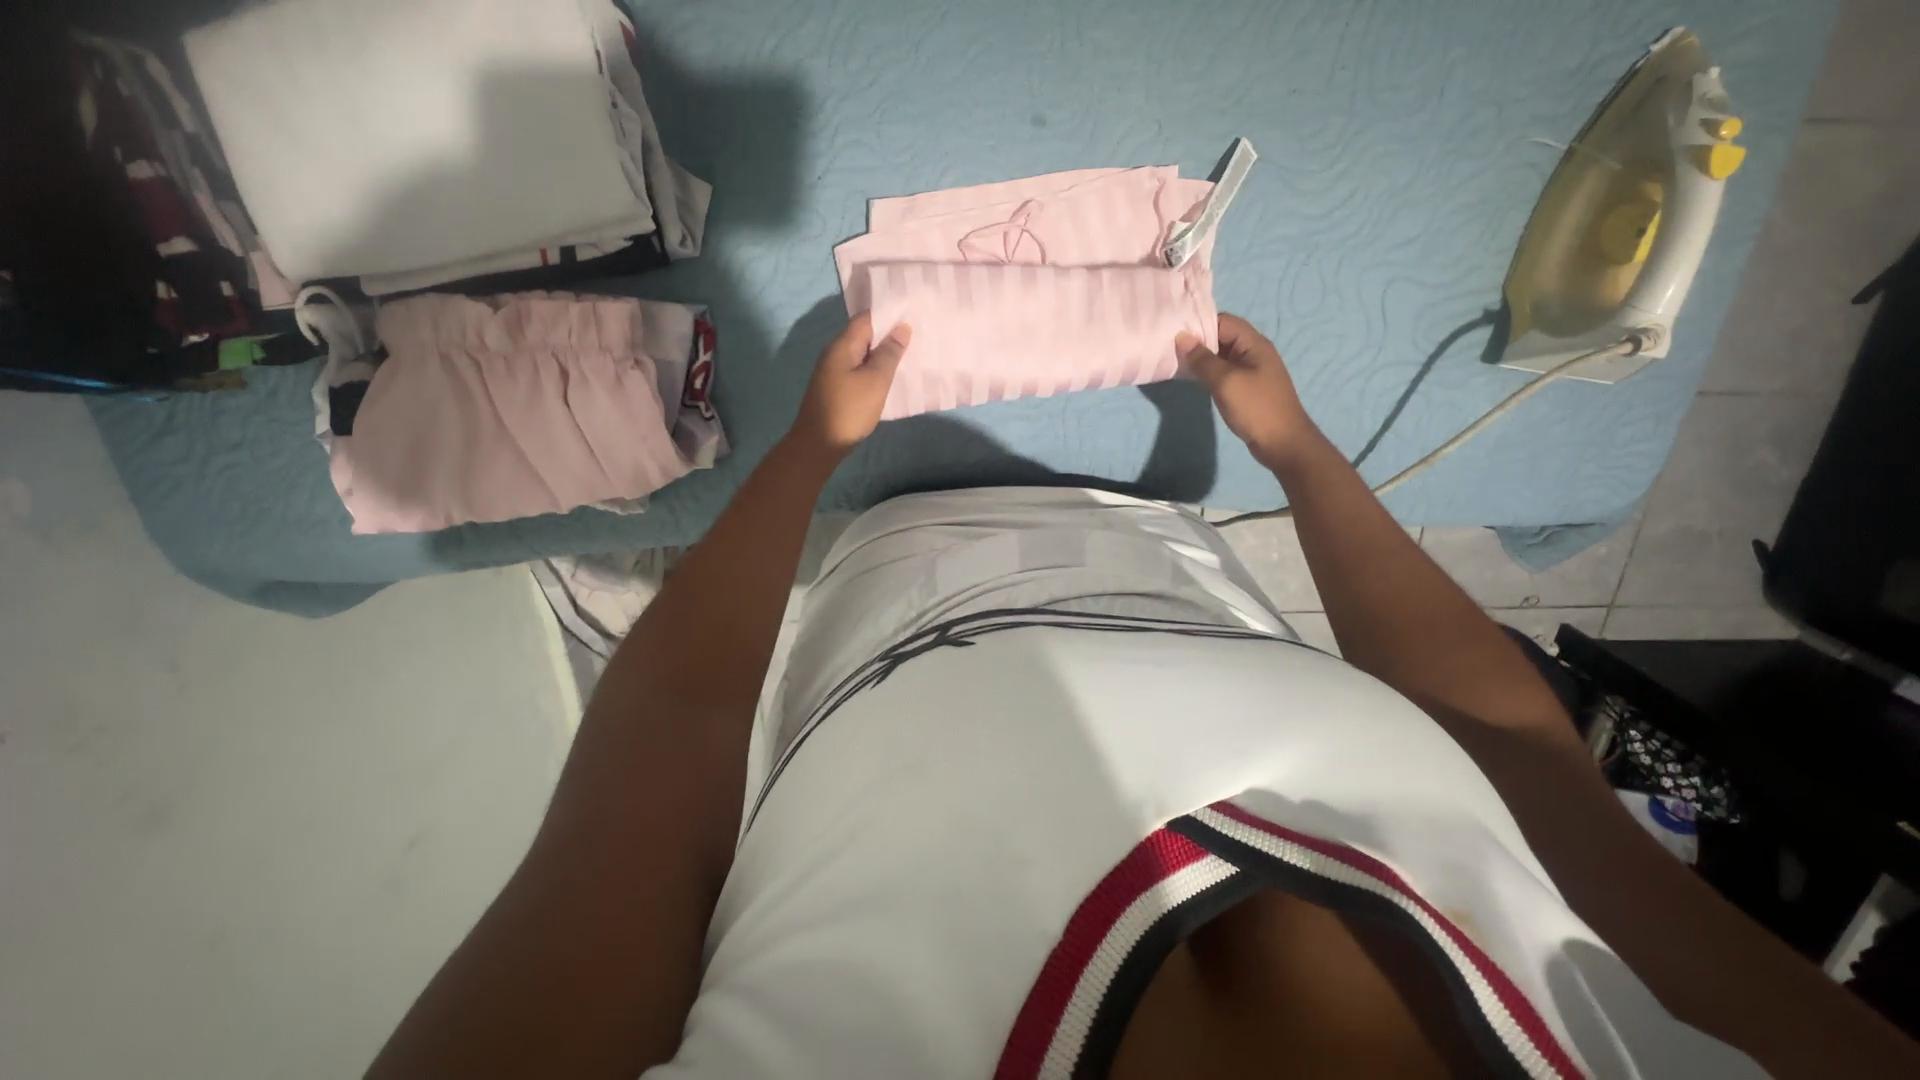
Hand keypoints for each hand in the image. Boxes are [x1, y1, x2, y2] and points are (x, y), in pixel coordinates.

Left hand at [788, 313, 911, 457]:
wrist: (818, 445)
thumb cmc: (849, 411)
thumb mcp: (875, 381)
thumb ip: (889, 353)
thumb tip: (901, 328)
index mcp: (842, 346)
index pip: (866, 319)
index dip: (889, 315)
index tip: (913, 315)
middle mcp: (835, 353)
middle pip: (864, 335)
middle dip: (889, 334)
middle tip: (918, 335)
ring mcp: (833, 371)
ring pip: (862, 354)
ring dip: (883, 354)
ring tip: (910, 354)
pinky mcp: (836, 388)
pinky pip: (859, 370)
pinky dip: (875, 369)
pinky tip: (891, 377)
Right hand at [1178, 314, 1317, 467]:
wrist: (1282, 443)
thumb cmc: (1256, 408)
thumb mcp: (1226, 382)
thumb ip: (1203, 360)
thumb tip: (1182, 338)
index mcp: (1254, 344)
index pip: (1223, 321)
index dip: (1199, 324)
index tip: (1174, 332)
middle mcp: (1254, 352)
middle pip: (1222, 336)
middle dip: (1197, 340)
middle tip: (1170, 348)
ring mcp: (1251, 371)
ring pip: (1222, 355)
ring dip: (1201, 358)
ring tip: (1176, 362)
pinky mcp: (1247, 388)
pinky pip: (1224, 372)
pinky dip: (1208, 373)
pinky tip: (1193, 379)